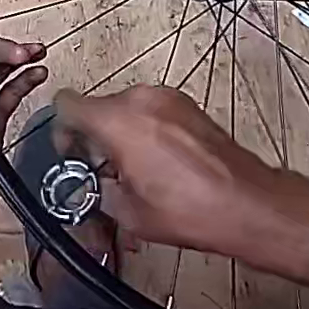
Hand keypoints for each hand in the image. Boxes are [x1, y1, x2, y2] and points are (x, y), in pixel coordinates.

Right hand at [54, 85, 281, 254]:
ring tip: (139, 173)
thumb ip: (100, 187)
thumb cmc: (189, 209)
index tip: (75, 154)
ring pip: (124, 109)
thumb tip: (96, 182)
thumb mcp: (128, 212)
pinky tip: (162, 164)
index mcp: (116, 120)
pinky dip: (146, 130)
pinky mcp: (185, 102)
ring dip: (122, 135)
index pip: (66, 103)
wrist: (246, 202)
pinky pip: (150, 109)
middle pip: (97, 108)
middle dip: (95, 138)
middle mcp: (138, 98)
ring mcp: (164, 96)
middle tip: (107, 173)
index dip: (62, 130)